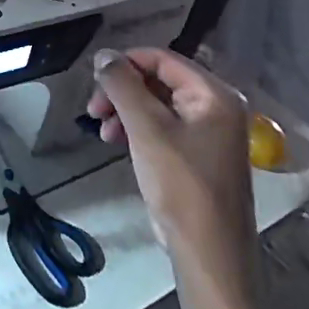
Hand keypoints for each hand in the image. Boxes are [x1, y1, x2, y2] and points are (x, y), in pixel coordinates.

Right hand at [85, 47, 255, 258]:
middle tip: (93, 110)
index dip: (125, 63)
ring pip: (156, 105)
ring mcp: (209, 133)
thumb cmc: (181, 185)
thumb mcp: (146, 129)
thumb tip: (103, 54)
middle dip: (122, 91)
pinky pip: (162, 127)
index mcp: (214, 94)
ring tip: (102, 132)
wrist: (208, 253)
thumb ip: (123, 85)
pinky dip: (136, 129)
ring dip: (124, 111)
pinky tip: (116, 141)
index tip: (93, 80)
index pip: (162, 59)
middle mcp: (216, 107)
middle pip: (158, 81)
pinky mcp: (197, 155)